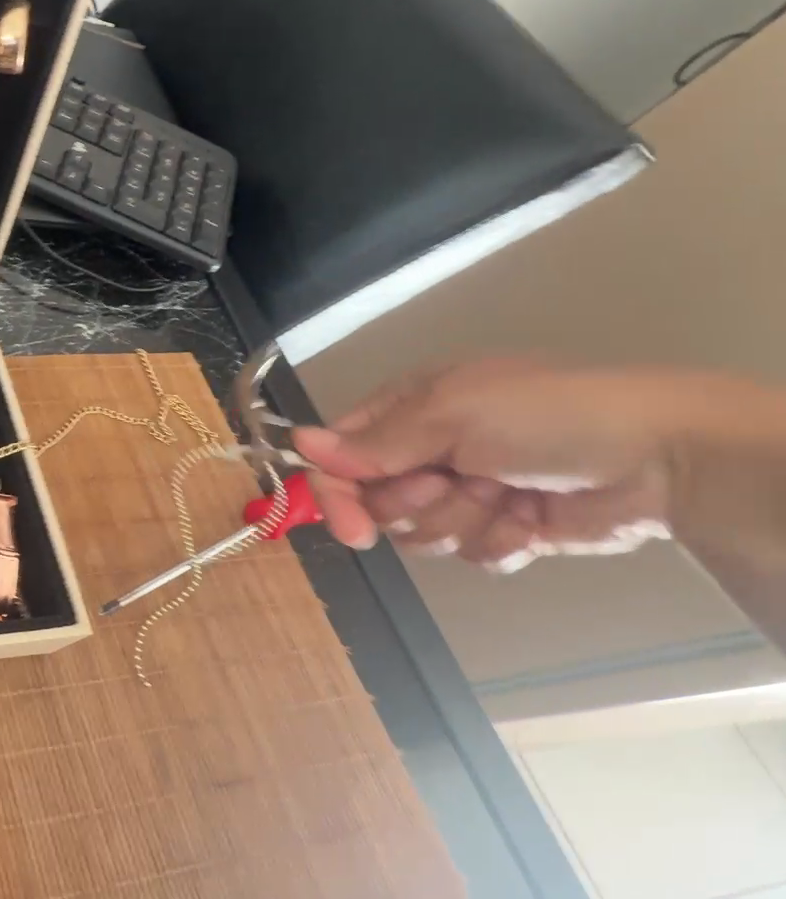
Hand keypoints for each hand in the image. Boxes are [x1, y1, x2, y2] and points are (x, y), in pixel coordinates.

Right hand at [293, 358, 680, 572]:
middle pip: (373, 498)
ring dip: (459, 518)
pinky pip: (468, 552)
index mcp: (407, 409)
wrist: (661, 459)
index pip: (339, 453)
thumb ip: (372, 441)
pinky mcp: (503, 530)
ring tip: (504, 495)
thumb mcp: (450, 414)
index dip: (336, 490)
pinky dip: (498, 541)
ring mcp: (464, 491)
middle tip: (448, 486)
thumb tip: (299, 445)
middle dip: (411, 501)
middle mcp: (426, 449)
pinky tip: (529, 521)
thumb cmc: (546, 416)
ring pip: (419, 531)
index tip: (349, 525)